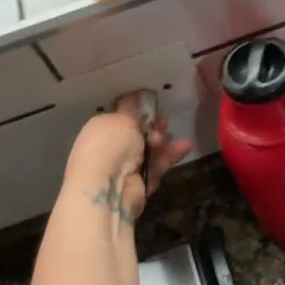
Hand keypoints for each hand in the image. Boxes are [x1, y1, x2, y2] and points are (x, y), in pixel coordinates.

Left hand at [65, 92, 192, 222]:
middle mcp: (111, 148)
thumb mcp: (121, 118)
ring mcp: (126, 167)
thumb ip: (131, 108)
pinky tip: (185, 146)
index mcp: (99, 130)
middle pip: (137, 135)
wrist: (108, 187)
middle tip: (165, 122)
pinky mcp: (141, 182)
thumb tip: (134, 97)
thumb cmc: (110, 145)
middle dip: (153, 127)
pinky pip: (157, 165)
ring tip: (171, 137)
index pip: (120, 118)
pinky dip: (170, 156)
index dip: (137, 111)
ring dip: (162, 142)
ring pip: (150, 150)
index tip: (153, 106)